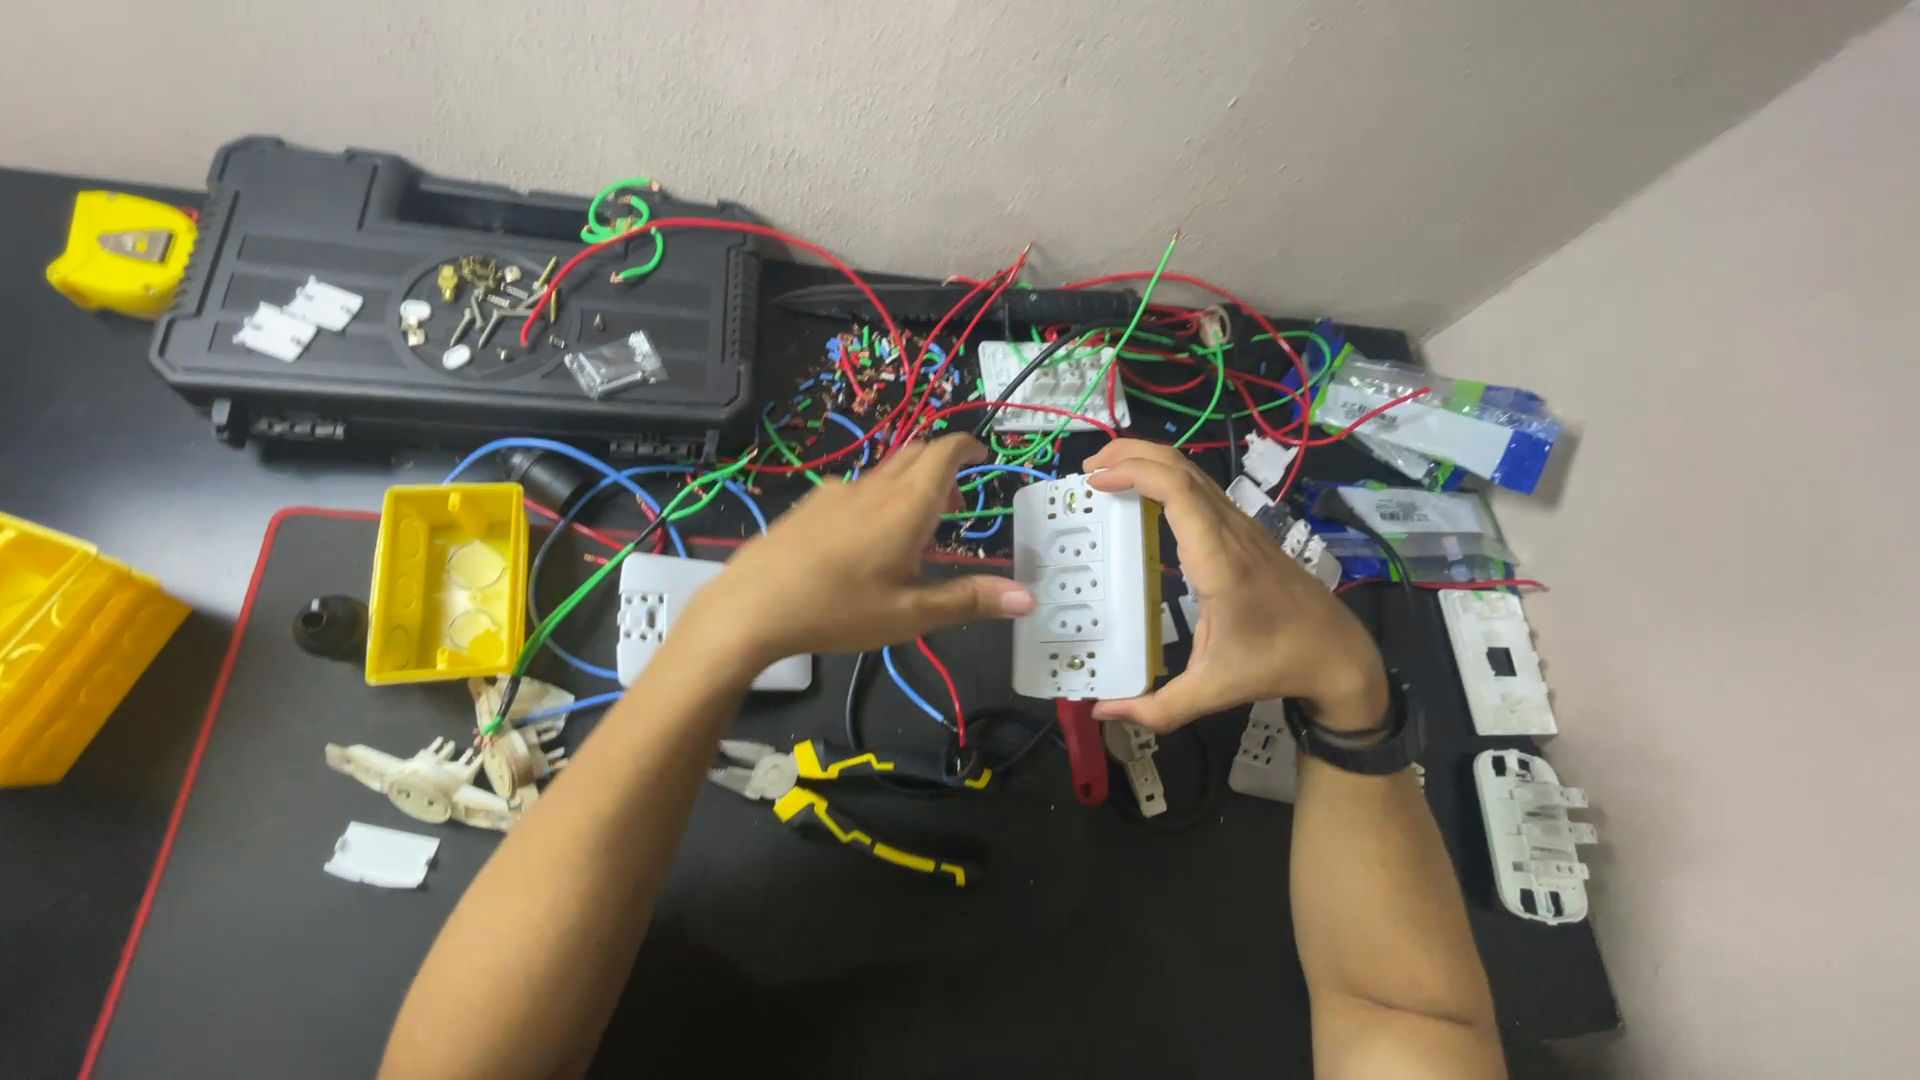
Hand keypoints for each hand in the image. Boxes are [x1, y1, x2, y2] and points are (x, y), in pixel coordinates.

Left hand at [681, 435, 1035, 668]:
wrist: (751, 606)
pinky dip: (879, 498)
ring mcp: (835, 494)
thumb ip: (969, 601)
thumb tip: (1028, 597)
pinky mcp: (808, 508)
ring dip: (909, 485)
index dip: (966, 446)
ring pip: (884, 472)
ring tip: (916, 528)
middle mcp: (873, 489)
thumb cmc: (839, 609)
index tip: (980, 453)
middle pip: (914, 454)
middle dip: (941, 465)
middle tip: (955, 499)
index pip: (943, 452)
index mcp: (906, 506)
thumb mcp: (911, 614)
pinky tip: (866, 541)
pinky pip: (856, 489)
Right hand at [1083, 440, 1386, 733]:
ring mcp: (1240, 526)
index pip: (1180, 493)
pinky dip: (1166, 477)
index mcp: (1220, 562)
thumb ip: (1156, 706)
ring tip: (1105, 470)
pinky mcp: (1244, 531)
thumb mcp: (1212, 690)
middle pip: (1182, 468)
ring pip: (1193, 472)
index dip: (1135, 473)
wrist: (1338, 653)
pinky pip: (1201, 489)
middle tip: (1088, 465)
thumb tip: (1099, 712)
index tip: (1095, 477)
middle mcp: (1230, 533)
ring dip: (1148, 461)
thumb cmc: (1275, 664)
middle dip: (1132, 454)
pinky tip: (1143, 493)